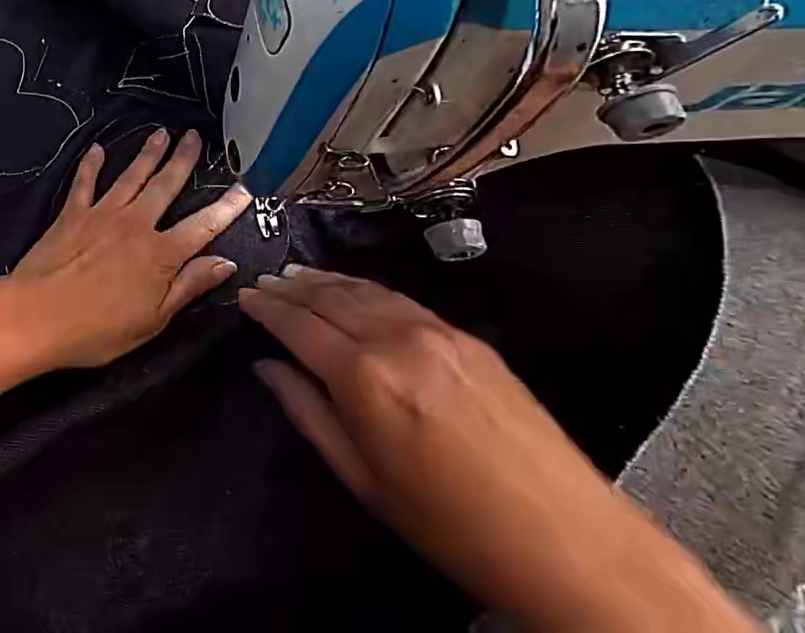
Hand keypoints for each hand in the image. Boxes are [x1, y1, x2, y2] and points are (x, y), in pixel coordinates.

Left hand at [1, 129, 251, 368]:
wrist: (33, 318)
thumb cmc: (97, 329)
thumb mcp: (153, 319)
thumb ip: (189, 286)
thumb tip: (225, 263)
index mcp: (160, 253)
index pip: (203, 226)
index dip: (227, 207)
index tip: (245, 188)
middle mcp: (136, 224)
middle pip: (166, 185)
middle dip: (183, 159)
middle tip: (194, 136)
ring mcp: (102, 214)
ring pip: (131, 176)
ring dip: (148, 153)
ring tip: (161, 133)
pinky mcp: (72, 215)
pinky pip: (85, 183)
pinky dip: (91, 165)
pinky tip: (97, 150)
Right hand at [239, 267, 758, 632]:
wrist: (556, 528)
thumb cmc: (447, 522)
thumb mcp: (362, 479)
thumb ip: (308, 413)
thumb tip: (269, 368)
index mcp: (365, 377)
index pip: (301, 325)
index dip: (269, 308)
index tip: (247, 297)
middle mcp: (398, 337)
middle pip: (332, 298)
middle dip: (294, 287)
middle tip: (267, 281)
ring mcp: (437, 330)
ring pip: (368, 290)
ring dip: (329, 280)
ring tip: (300, 275)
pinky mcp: (465, 334)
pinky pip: (402, 299)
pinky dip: (368, 289)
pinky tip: (356, 291)